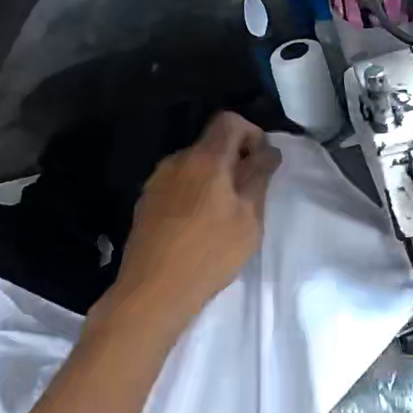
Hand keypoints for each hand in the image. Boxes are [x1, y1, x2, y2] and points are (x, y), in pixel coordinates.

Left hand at [106, 112, 280, 323]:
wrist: (153, 291)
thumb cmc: (210, 253)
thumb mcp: (248, 218)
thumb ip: (258, 177)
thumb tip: (267, 151)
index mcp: (204, 158)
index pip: (229, 120)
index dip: (251, 133)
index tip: (261, 163)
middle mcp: (176, 160)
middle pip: (210, 144)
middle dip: (233, 161)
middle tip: (248, 196)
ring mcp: (156, 182)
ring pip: (192, 167)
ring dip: (212, 180)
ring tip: (222, 217)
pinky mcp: (144, 203)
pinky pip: (176, 186)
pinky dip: (192, 195)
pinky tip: (196, 228)